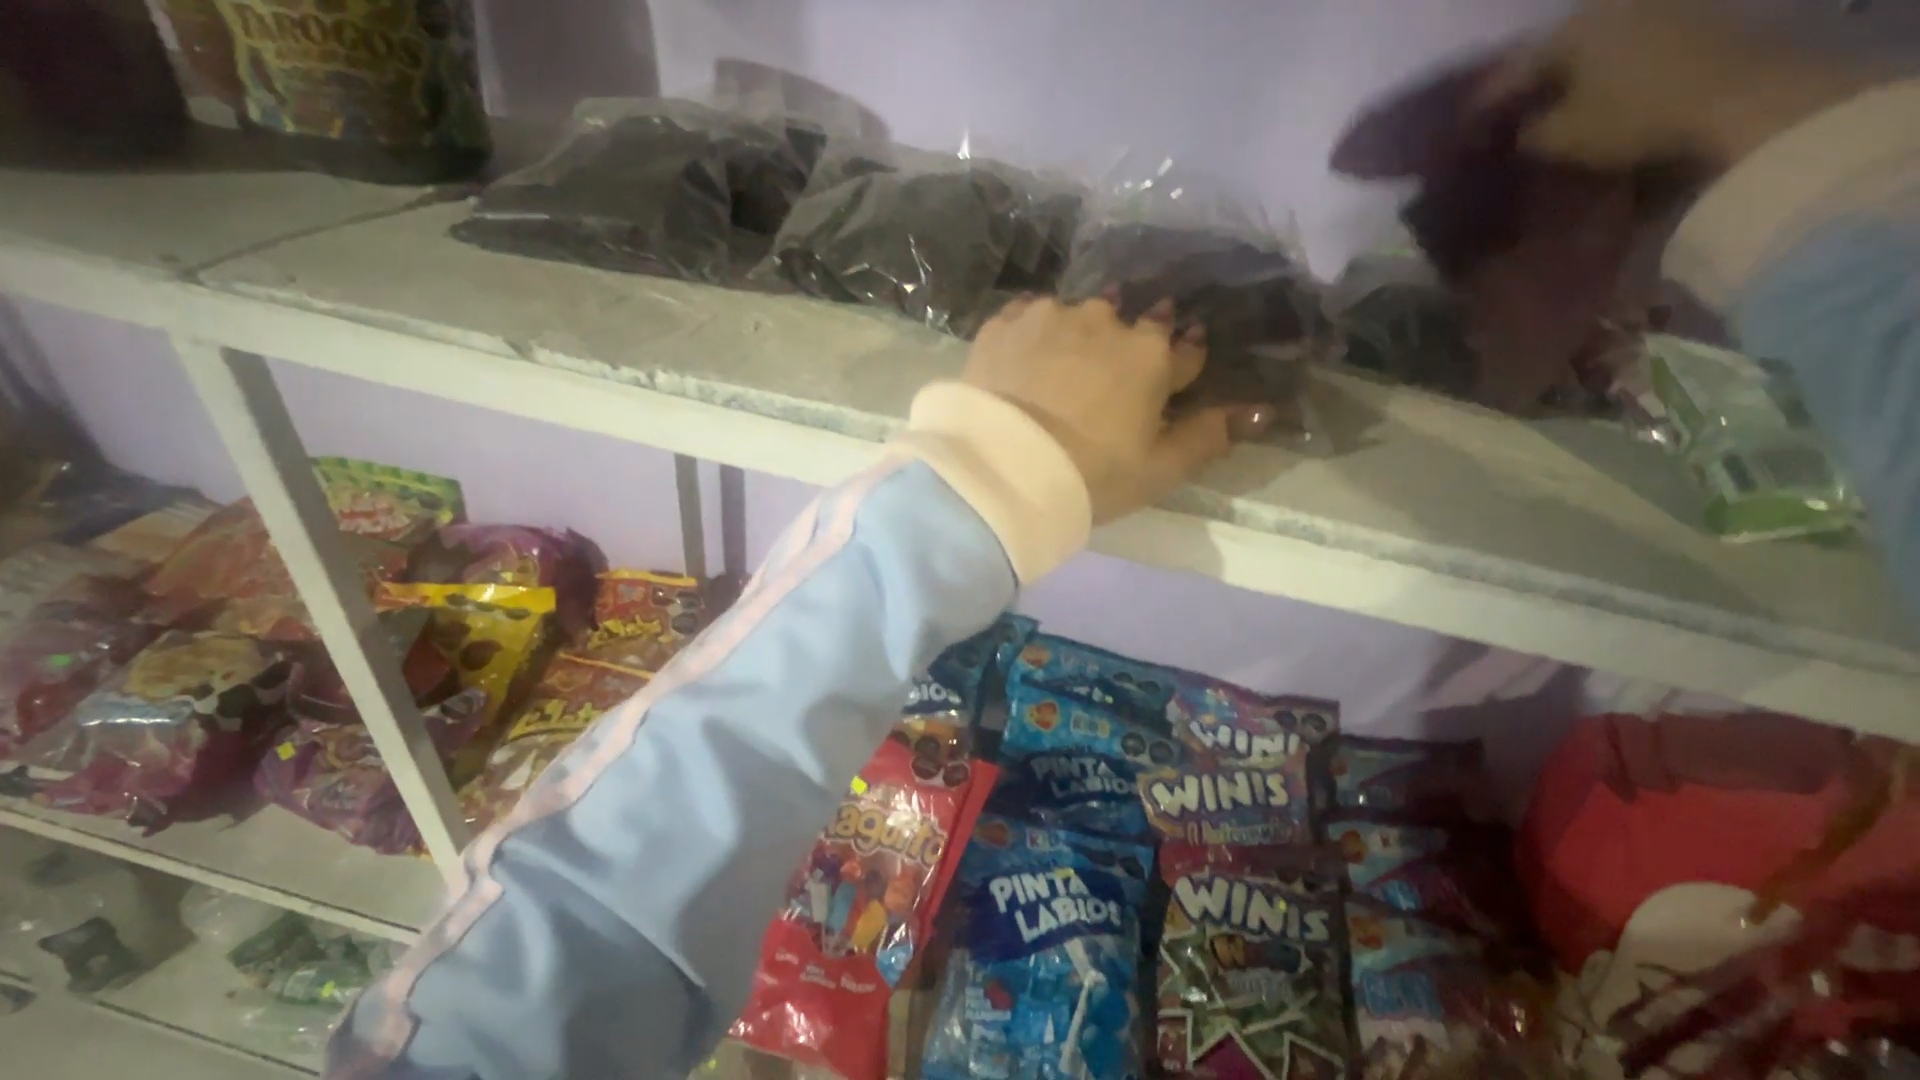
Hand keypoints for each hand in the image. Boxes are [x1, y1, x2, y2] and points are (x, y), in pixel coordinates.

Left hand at [959, 297, 1269, 524]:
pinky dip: (1033, 332)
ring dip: (1078, 332)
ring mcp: (1051, 316)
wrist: (1001, 467)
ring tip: (1063, 362)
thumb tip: (1263, 410)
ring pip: (1076, 314)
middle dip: (1129, 339)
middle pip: (1128, 323)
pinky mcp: (1004, 323)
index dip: (1183, 358)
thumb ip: (1210, 435)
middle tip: (1111, 371)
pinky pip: (1028, 316)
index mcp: (1150, 355)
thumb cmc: (1090, 475)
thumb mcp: (1159, 469)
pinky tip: (1025, 355)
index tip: (1176, 368)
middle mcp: (1105, 321)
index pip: (1183, 347)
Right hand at [1496, 0, 1878, 169]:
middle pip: (1557, 53)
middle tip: (1511, 117)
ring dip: (1575, 81)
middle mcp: (1611, 7)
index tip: (1464, 129)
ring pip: (1597, 52)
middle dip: (1534, 86)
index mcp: (1570, 29)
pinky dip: (1612, 78)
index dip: (1485, 104)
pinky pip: (1634, 55)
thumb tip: (1521, 131)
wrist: (1747, 98)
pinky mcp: (1700, 26)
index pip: (1511, 70)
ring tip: (1558, 111)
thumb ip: (1530, 133)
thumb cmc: (1635, 116)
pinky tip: (1604, 100)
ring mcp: (1661, 10)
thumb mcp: (1563, 138)